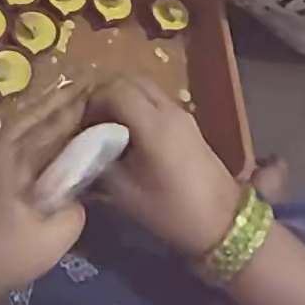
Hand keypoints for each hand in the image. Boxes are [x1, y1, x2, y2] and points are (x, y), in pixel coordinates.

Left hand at [0, 85, 88, 304]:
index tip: (104, 93)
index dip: (81, 108)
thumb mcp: (50, 243)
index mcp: (18, 157)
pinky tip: (38, 123)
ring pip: (20, 119)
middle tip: (89, 87)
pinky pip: (9, 130)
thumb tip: (79, 191)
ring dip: (44, 108)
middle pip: (37, 114)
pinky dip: (28, 121)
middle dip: (63, 100)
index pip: (57, 124)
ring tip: (69, 98)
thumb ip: (75, 210)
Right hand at [87, 76, 242, 257]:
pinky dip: (135, 103)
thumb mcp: (126, 194)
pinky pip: (154, 98)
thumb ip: (99, 164)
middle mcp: (169, 111)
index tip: (79, 123)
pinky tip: (126, 131)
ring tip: (104, 124)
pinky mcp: (187, 122)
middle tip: (88, 118)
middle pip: (129, 79)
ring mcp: (181, 113)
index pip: (115, 90)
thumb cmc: (173, 212)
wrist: (225, 224)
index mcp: (154, 125)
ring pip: (143, 86)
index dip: (92, 101)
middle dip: (103, 93)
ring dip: (120, 96)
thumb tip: (79, 149)